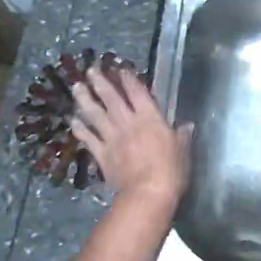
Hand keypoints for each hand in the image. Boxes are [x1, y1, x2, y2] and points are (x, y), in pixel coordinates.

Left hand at [71, 67, 192, 202]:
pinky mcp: (102, 154)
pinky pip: (88, 138)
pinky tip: (73, 121)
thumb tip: (187, 126)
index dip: (128, 78)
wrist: (148, 193)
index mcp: (149, 118)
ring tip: (77, 87)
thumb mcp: (182, 150)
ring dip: (85, 99)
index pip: (137, 92)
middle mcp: (128, 123)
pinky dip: (80, 129)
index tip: (120, 68)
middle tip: (90, 70)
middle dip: (100, 82)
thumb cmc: (170, 170)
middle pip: (111, 98)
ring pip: (95, 114)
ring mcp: (112, 138)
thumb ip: (182, 136)